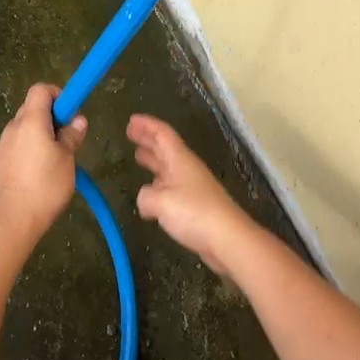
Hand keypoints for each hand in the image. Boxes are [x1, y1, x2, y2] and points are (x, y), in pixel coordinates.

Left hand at [0, 84, 86, 246]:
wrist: (13, 219)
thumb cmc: (45, 185)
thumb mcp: (67, 159)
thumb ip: (72, 135)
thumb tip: (77, 119)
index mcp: (31, 120)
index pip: (40, 89)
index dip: (57, 95)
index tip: (69, 114)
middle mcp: (13, 126)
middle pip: (31, 108)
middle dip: (50, 118)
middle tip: (66, 140)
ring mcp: (2, 144)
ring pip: (23, 128)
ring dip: (38, 135)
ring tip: (53, 161)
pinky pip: (15, 145)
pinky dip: (27, 150)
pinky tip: (36, 173)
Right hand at [129, 113, 258, 274]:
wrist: (229, 239)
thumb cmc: (194, 212)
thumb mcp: (161, 202)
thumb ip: (146, 196)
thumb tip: (144, 198)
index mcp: (180, 160)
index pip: (163, 134)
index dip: (147, 125)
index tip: (131, 120)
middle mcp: (187, 169)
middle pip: (166, 148)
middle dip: (148, 140)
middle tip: (131, 133)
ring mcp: (193, 188)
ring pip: (169, 167)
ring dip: (154, 160)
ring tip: (139, 157)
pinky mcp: (196, 207)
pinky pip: (173, 188)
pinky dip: (159, 185)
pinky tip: (151, 194)